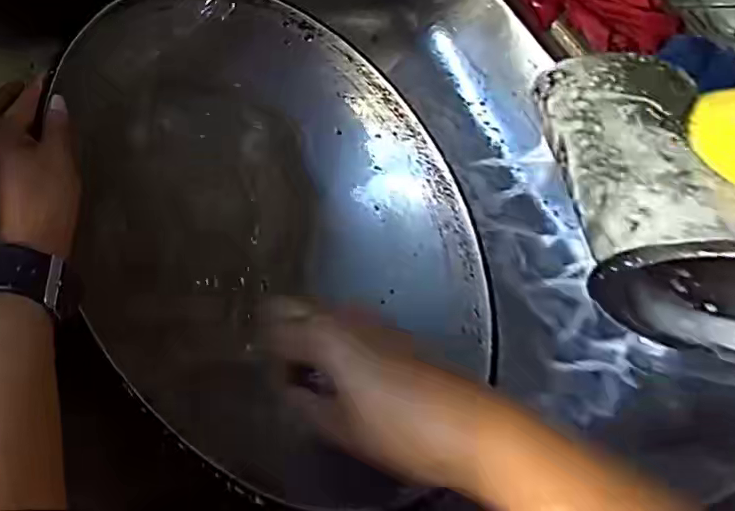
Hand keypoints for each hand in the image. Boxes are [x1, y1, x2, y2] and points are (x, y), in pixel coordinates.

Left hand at [0, 74, 79, 258]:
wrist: (27, 251)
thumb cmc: (45, 199)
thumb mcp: (59, 157)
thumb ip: (56, 125)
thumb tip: (54, 101)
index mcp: (1, 134)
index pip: (20, 102)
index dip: (34, 88)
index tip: (44, 77)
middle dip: (8, 98)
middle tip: (27, 90)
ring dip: (6, 117)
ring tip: (28, 111)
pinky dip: (9, 135)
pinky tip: (26, 140)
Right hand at [263, 300, 514, 490]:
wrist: (470, 426)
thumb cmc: (402, 427)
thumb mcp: (341, 426)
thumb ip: (304, 403)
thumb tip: (291, 393)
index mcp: (321, 332)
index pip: (273, 329)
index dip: (264, 353)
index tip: (271, 378)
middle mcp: (341, 313)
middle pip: (292, 307)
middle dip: (279, 330)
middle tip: (279, 364)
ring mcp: (367, 317)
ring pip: (319, 313)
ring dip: (307, 333)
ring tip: (311, 372)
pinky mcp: (389, 329)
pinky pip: (344, 323)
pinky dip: (332, 338)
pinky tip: (343, 371)